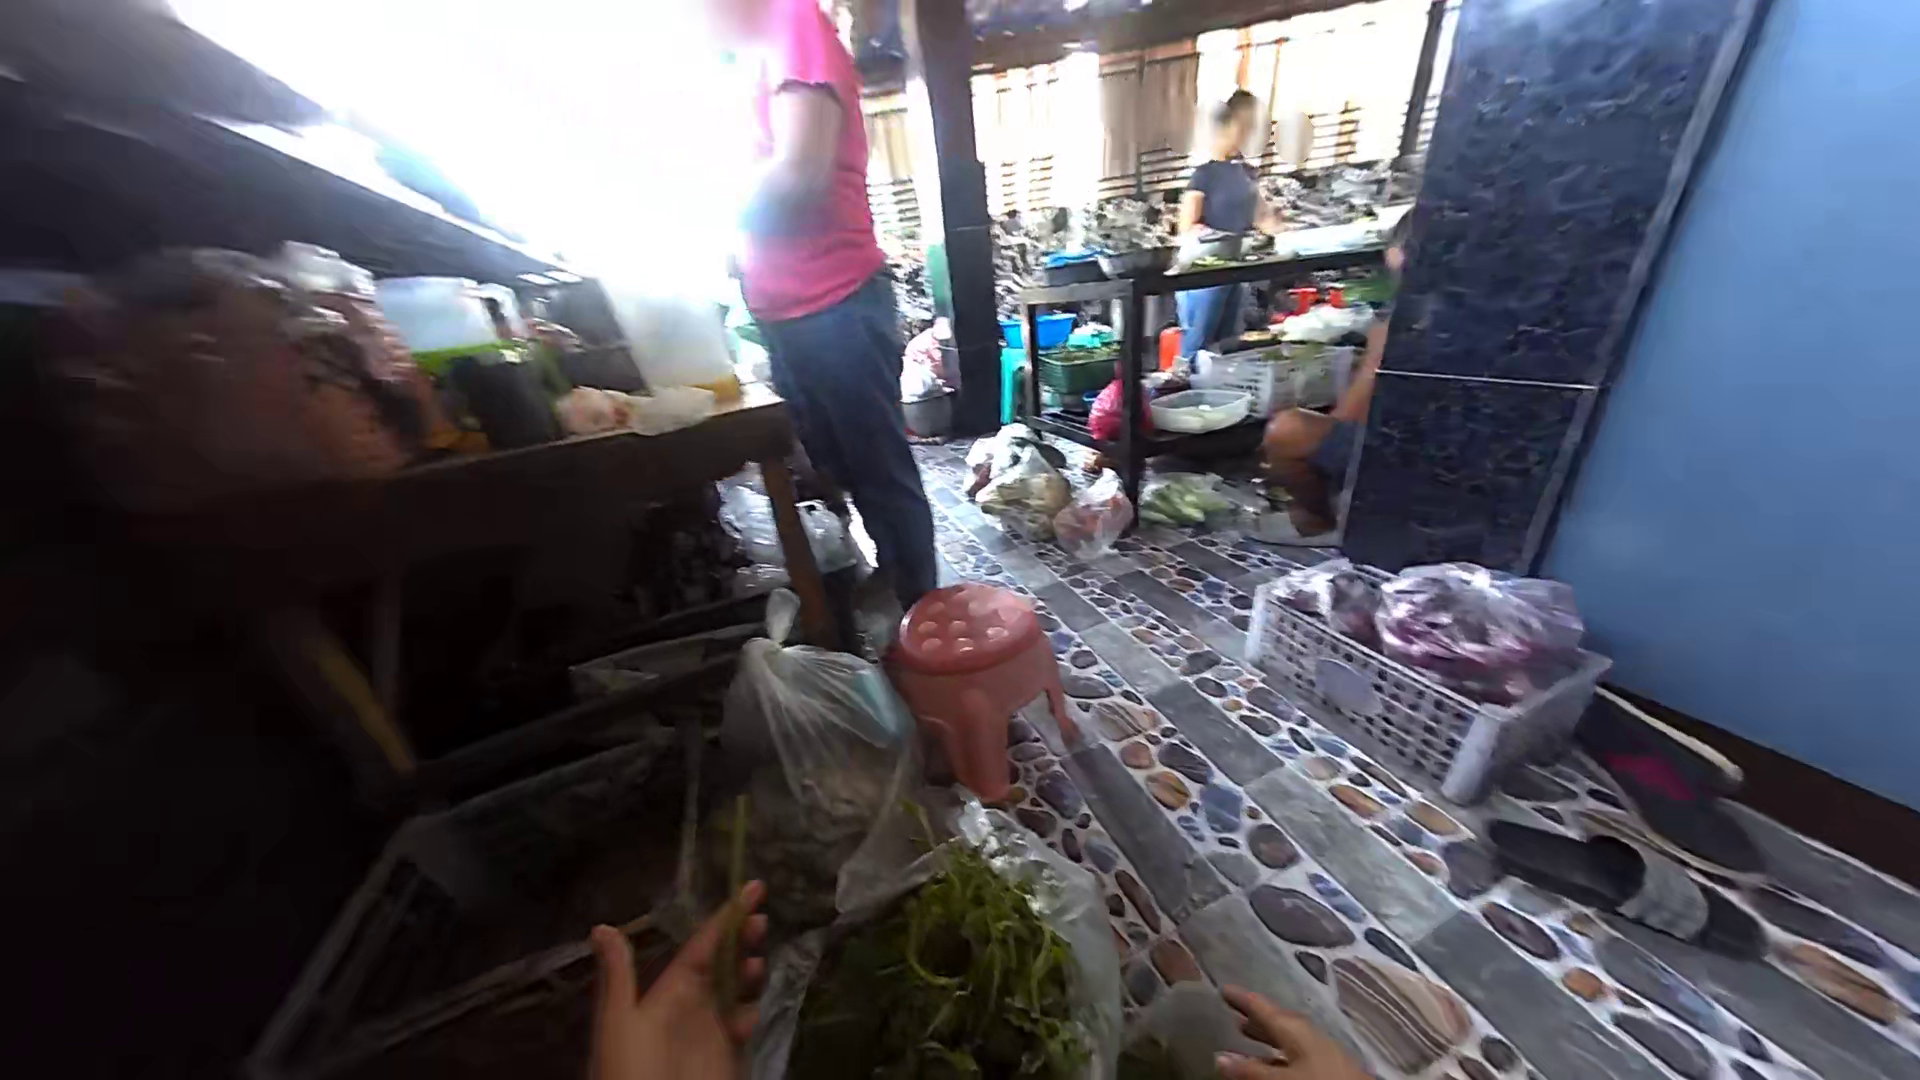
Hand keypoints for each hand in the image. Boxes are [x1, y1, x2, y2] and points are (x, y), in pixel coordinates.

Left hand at [589, 882, 769, 1079]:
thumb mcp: (617, 1029)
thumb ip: (618, 978)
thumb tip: (600, 927)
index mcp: (666, 993)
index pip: (701, 944)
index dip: (727, 916)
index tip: (755, 888)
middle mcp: (691, 1004)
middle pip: (725, 958)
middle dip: (744, 936)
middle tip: (761, 922)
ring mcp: (712, 1029)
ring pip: (739, 984)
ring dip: (751, 969)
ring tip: (756, 968)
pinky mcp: (728, 1055)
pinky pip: (747, 1020)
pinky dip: (752, 1009)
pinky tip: (748, 1017)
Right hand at [1216, 985, 1370, 1079]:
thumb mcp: (1283, 1079)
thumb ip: (1251, 1070)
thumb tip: (1217, 1056)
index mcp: (1292, 1025)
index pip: (1259, 1004)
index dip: (1240, 997)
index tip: (1222, 989)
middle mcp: (1305, 1031)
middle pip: (1274, 1020)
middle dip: (1253, 1017)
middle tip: (1232, 1012)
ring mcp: (1321, 1049)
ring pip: (1286, 1038)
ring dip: (1266, 1037)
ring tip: (1246, 1036)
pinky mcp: (1331, 1067)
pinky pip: (1296, 1053)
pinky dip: (1280, 1054)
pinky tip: (1275, 1064)